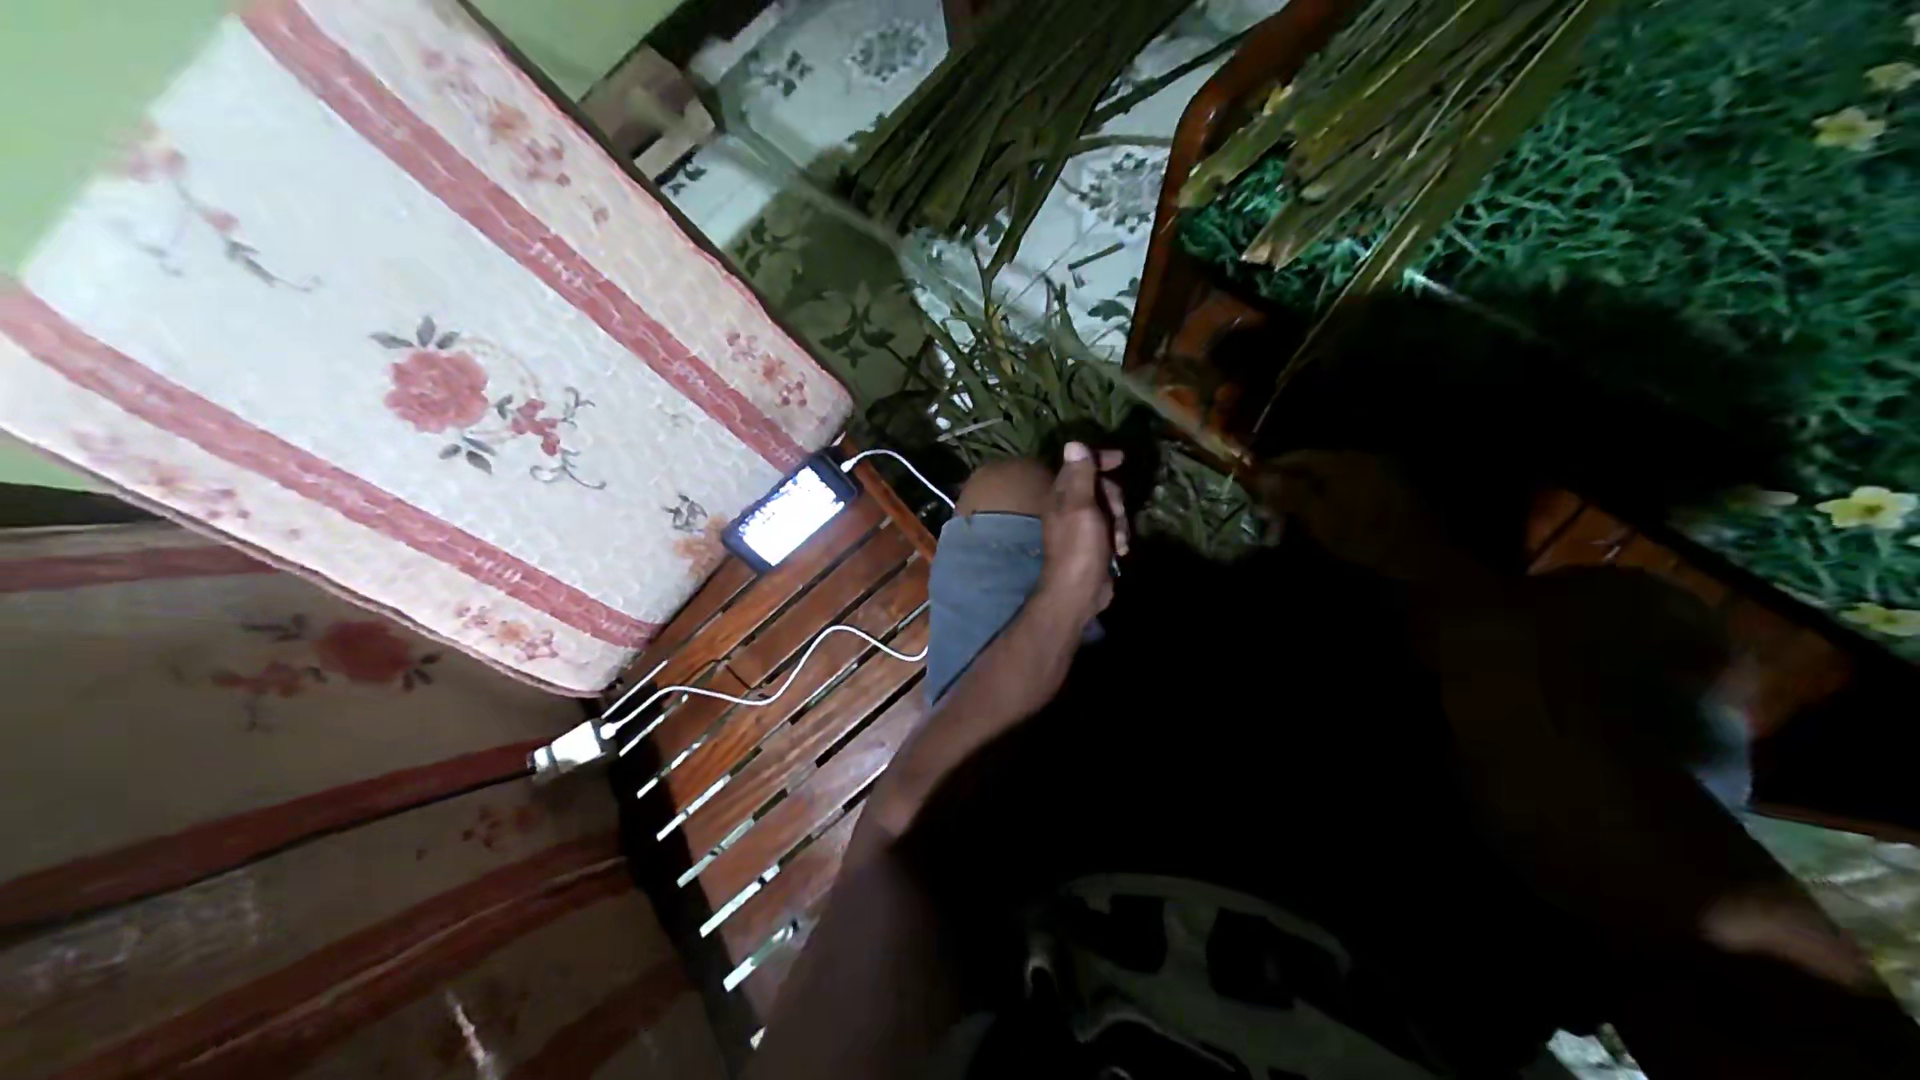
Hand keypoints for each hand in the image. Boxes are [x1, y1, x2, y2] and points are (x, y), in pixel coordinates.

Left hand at [1037, 442, 1126, 622]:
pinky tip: (1120, 550)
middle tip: (1115, 515)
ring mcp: (1082, 524)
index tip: (1122, 459)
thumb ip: (1080, 475)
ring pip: (1111, 507)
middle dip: (1114, 499)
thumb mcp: (1081, 506)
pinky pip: (1113, 527)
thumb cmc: (1079, 547)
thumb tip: (1073, 443)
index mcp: (1061, 493)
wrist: (1079, 591)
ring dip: (1120, 522)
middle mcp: (1069, 505)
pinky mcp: (1094, 541)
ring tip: (1119, 541)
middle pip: (1101, 486)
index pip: (1080, 464)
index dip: (1100, 459)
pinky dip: (1119, 535)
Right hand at [1252, 450, 1461, 582]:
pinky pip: (1349, 481)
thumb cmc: (1365, 537)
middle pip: (1315, 462)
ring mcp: (1378, 470)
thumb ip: (1290, 494)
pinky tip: (1325, 507)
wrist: (1421, 555)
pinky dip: (1331, 490)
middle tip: (1270, 496)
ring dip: (1311, 485)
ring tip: (1293, 504)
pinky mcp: (1389, 485)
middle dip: (1290, 477)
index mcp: (1342, 462)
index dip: (1273, 467)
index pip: (1297, 456)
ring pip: (1333, 472)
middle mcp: (1360, 458)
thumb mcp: (1321, 519)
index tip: (1253, 481)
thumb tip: (1260, 476)